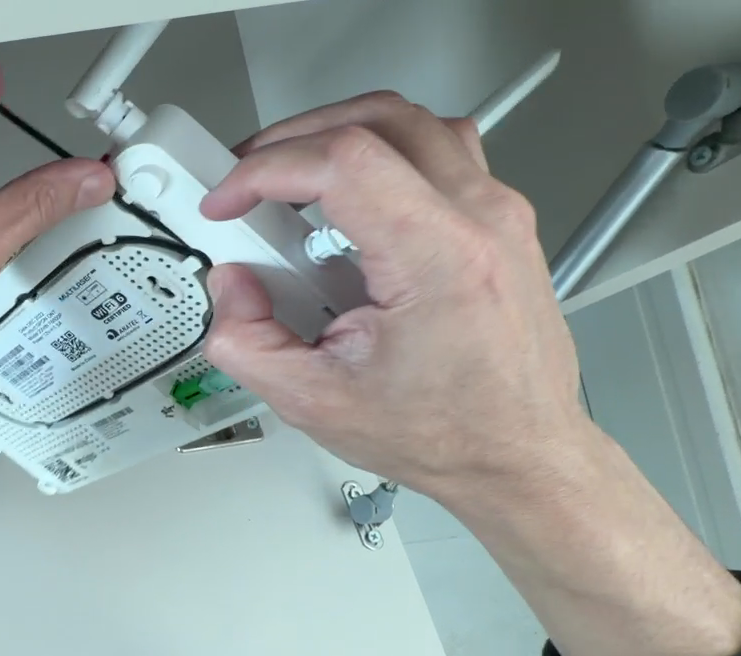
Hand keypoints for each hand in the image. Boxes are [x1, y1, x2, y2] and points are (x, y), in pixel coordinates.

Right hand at [201, 91, 586, 504]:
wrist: (514, 451)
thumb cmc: (440, 431)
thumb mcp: (309, 400)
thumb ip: (246, 340)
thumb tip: (230, 287)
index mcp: (438, 259)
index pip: (345, 162)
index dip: (267, 171)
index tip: (226, 200)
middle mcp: (481, 219)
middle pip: (381, 119)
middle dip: (294, 138)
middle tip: (243, 175)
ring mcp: (496, 215)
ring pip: (412, 124)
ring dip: (336, 139)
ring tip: (284, 182)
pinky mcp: (493, 224)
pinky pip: (433, 155)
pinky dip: (373, 161)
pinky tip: (336, 207)